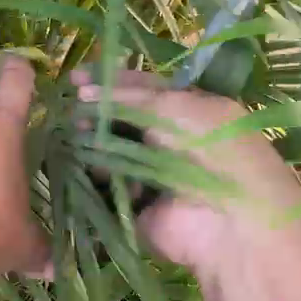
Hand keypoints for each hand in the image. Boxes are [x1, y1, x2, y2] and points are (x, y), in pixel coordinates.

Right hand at [74, 69, 300, 277]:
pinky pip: (106, 181)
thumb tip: (83, 92)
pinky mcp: (136, 203)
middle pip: (122, 117)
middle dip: (95, 110)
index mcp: (192, 109)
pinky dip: (96, 173)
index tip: (74, 78)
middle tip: (71, 108)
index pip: (143, 87)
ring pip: (109, 147)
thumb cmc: (210, 149)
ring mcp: (153, 172)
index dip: (109, 80)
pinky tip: (91, 167)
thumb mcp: (172, 106)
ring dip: (92, 140)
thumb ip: (126, 96)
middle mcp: (173, 138)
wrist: (229, 223)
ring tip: (76, 135)